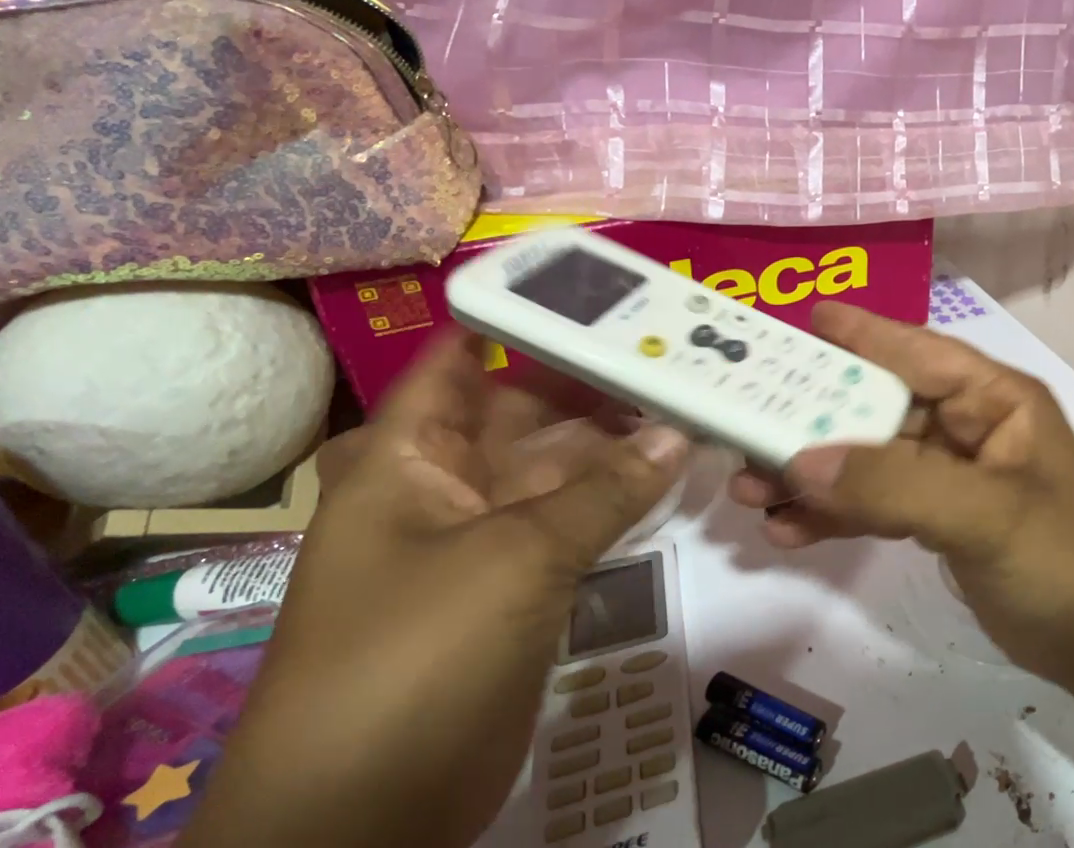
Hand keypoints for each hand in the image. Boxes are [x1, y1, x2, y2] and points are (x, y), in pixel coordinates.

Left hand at [180, 333, 690, 847]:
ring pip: (557, 473)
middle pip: (523, 414)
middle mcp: (445, 488)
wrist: (370, 808)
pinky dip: (618, 502)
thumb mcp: (515, 555)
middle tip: (673, 349)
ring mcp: (485, 541)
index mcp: (408, 459)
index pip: (458, 361)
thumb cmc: (418, 652)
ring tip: (689, 402)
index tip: (592, 291)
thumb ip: (604, 490)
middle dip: (591, 383)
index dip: (513, 318)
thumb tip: (679, 432)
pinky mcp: (520, 590)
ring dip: (615, 445)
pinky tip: (672, 476)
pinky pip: (574, 526)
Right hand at [729, 303, 1073, 688]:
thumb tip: (800, 462)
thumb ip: (894, 484)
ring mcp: (956, 475)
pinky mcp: (942, 520)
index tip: (804, 319)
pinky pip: (879, 504)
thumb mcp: (984, 515)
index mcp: (998, 400)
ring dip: (816, 474)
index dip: (864, 333)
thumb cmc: (1061, 564)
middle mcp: (974, 426)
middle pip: (882, 407)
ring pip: (872, 459)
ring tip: (749, 491)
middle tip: (746, 427)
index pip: (920, 352)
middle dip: (817, 420)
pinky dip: (837, 515)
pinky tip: (788, 531)